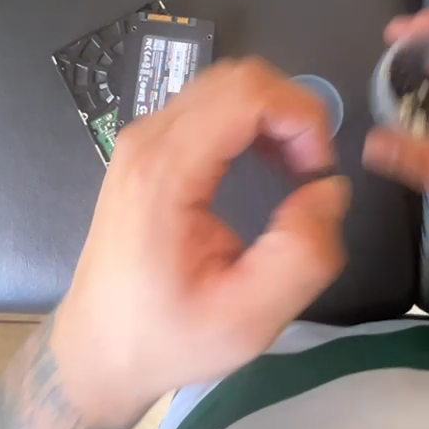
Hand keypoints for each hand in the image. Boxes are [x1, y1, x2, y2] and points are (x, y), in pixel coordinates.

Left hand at [51, 59, 349, 428]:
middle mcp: (148, 138)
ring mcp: (144, 138)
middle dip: (292, 110)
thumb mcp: (248, 321)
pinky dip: (252, 121)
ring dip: (274, 115)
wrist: (98, 349)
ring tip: (294, 168)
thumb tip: (329, 190)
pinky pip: (211, 106)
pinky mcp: (148, 147)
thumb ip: (302, 255)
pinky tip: (266, 163)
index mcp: (165, 171)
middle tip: (311, 169)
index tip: (319, 169)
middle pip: (238, 78)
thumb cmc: (166, 338)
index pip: (245, 93)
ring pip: (226, 85)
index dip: (300, 115)